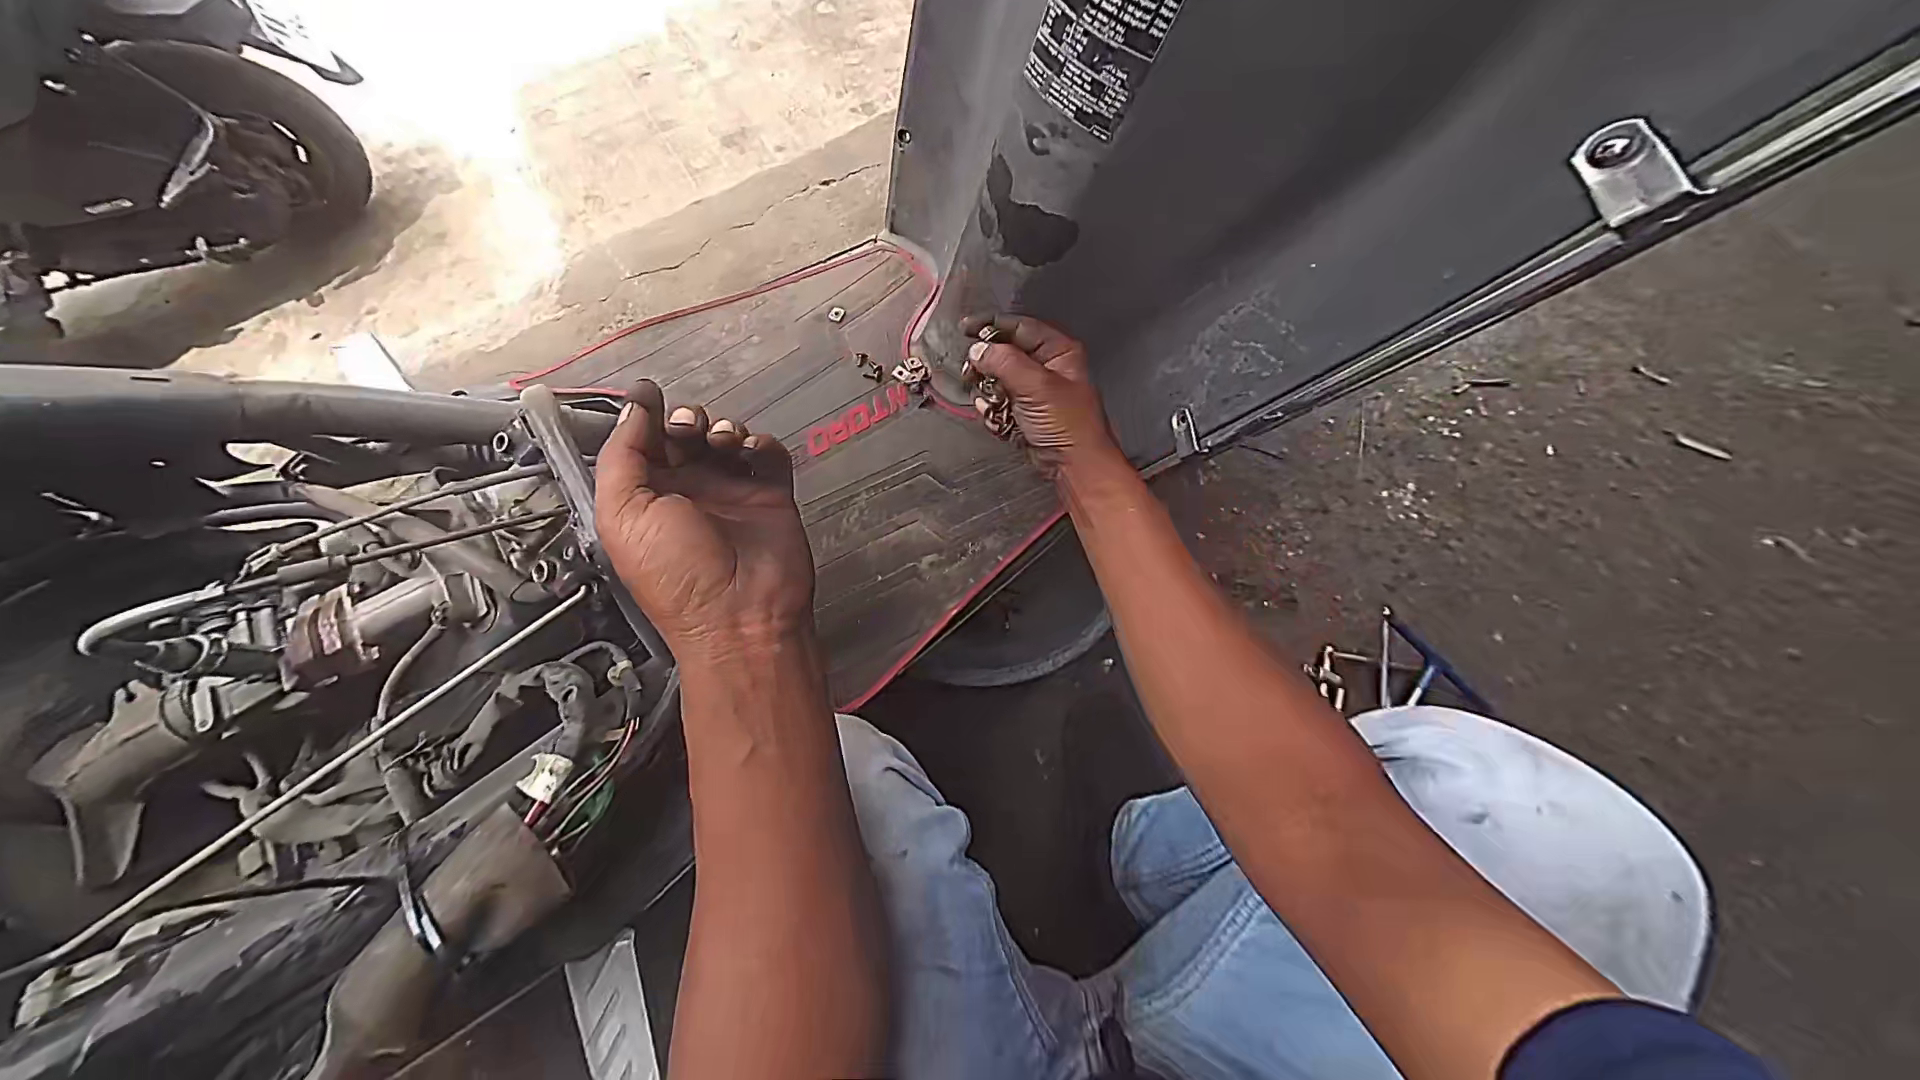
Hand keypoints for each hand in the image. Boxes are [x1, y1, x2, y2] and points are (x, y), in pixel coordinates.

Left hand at [595, 380, 814, 660]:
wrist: (743, 613)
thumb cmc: (678, 576)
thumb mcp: (624, 515)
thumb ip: (622, 456)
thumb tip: (634, 410)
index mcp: (647, 499)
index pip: (643, 444)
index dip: (645, 416)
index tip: (649, 393)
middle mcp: (689, 494)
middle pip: (687, 434)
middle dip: (686, 419)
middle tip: (689, 428)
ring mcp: (733, 494)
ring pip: (727, 439)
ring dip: (723, 427)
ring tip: (723, 442)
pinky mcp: (771, 497)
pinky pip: (768, 454)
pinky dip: (761, 443)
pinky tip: (751, 451)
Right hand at [960, 315, 1118, 475]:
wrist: (1073, 466)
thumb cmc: (1070, 427)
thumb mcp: (1037, 385)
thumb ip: (1004, 361)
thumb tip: (979, 349)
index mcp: (1058, 352)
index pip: (1019, 326)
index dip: (991, 326)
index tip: (966, 329)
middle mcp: (1045, 368)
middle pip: (1003, 354)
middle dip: (986, 367)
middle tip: (973, 373)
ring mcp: (1032, 391)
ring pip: (996, 381)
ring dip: (989, 394)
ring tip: (995, 405)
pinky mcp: (1022, 413)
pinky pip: (996, 404)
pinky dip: (993, 412)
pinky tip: (1000, 421)